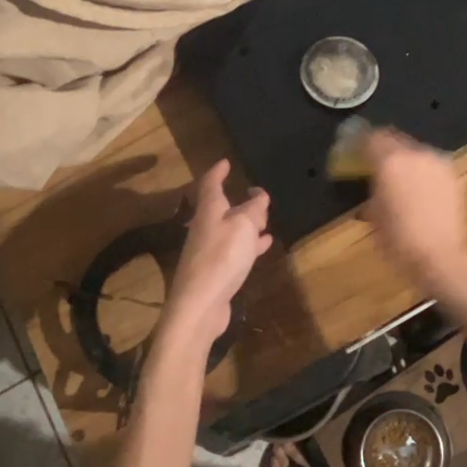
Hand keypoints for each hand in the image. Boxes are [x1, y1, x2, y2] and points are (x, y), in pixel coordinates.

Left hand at [166, 160, 271, 341]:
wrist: (200, 303)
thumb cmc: (222, 256)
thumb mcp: (244, 225)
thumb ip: (253, 208)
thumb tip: (259, 195)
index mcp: (209, 210)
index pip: (211, 183)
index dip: (218, 172)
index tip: (226, 163)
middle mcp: (205, 227)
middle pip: (221, 208)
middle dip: (239, 201)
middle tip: (257, 196)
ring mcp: (209, 250)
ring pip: (230, 229)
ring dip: (247, 224)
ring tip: (266, 221)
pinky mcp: (216, 271)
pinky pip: (235, 249)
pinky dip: (249, 244)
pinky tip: (263, 246)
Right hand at [362, 129, 466, 301]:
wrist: (439, 255)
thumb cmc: (398, 239)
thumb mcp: (373, 215)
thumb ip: (372, 189)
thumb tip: (374, 182)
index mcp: (389, 162)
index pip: (371, 138)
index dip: (361, 143)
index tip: (355, 152)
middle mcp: (414, 154)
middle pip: (394, 138)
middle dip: (383, 148)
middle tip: (375, 163)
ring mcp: (436, 162)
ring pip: (414, 150)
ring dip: (404, 158)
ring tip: (399, 178)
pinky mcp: (452, 174)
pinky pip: (430, 163)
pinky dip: (421, 170)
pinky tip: (418, 188)